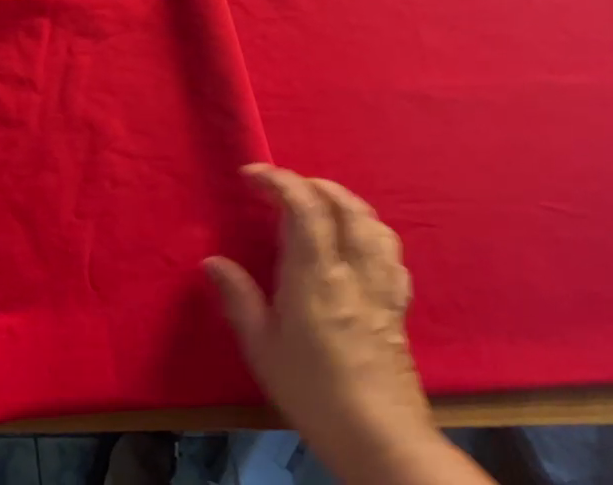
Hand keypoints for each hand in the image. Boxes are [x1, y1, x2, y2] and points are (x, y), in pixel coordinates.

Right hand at [204, 165, 437, 469]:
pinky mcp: (398, 309)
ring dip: (346, 203)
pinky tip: (355, 245)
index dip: (280, 181)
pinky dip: (370, 233)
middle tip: (281, 186)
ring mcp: (382, 290)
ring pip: (376, 227)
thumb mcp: (260, 345)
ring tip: (319, 203)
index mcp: (317, 276)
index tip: (250, 175)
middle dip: (314, 185)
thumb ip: (239, 297)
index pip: (306, 209)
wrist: (380, 438)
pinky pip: (390, 255)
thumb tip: (214, 261)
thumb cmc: (311, 389)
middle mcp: (355, 273)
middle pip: (347, 208)